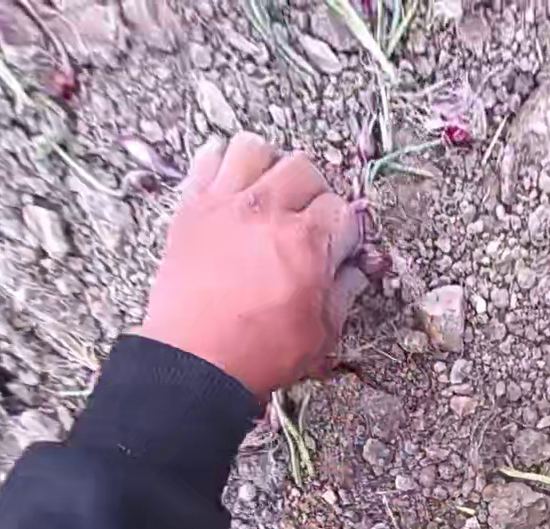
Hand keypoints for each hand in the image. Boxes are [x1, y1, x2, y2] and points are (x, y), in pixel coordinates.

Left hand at [139, 133, 367, 396]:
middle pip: (304, 169)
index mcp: (307, 243)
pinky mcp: (193, 207)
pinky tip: (237, 191)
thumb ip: (344, 290)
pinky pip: (209, 157)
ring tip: (274, 196)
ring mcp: (225, 204)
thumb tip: (356, 270)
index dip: (349, 232)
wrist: (200, 359)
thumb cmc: (264, 350)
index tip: (344, 250)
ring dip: (273, 167)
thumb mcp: (324, 330)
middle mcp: (267, 211)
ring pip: (256, 148)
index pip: (343, 211)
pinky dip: (227, 164)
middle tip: (314, 222)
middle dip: (318, 194)